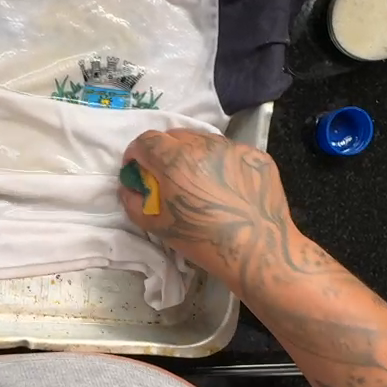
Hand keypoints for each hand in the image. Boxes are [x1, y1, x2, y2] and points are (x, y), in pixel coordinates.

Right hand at [118, 128, 295, 290]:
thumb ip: (134, 203)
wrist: (257, 250)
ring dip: (191, 154)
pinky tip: (223, 187)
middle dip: (162, 151)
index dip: (136, 152)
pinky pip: (228, 152)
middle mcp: (203, 146)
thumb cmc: (202, 241)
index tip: (136, 167)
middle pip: (174, 135)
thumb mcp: (157, 227)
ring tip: (195, 180)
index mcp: (175, 162)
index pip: (146, 140)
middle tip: (164, 175)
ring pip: (203, 140)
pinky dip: (218, 163)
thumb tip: (129, 187)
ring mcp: (233, 148)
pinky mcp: (256, 155)